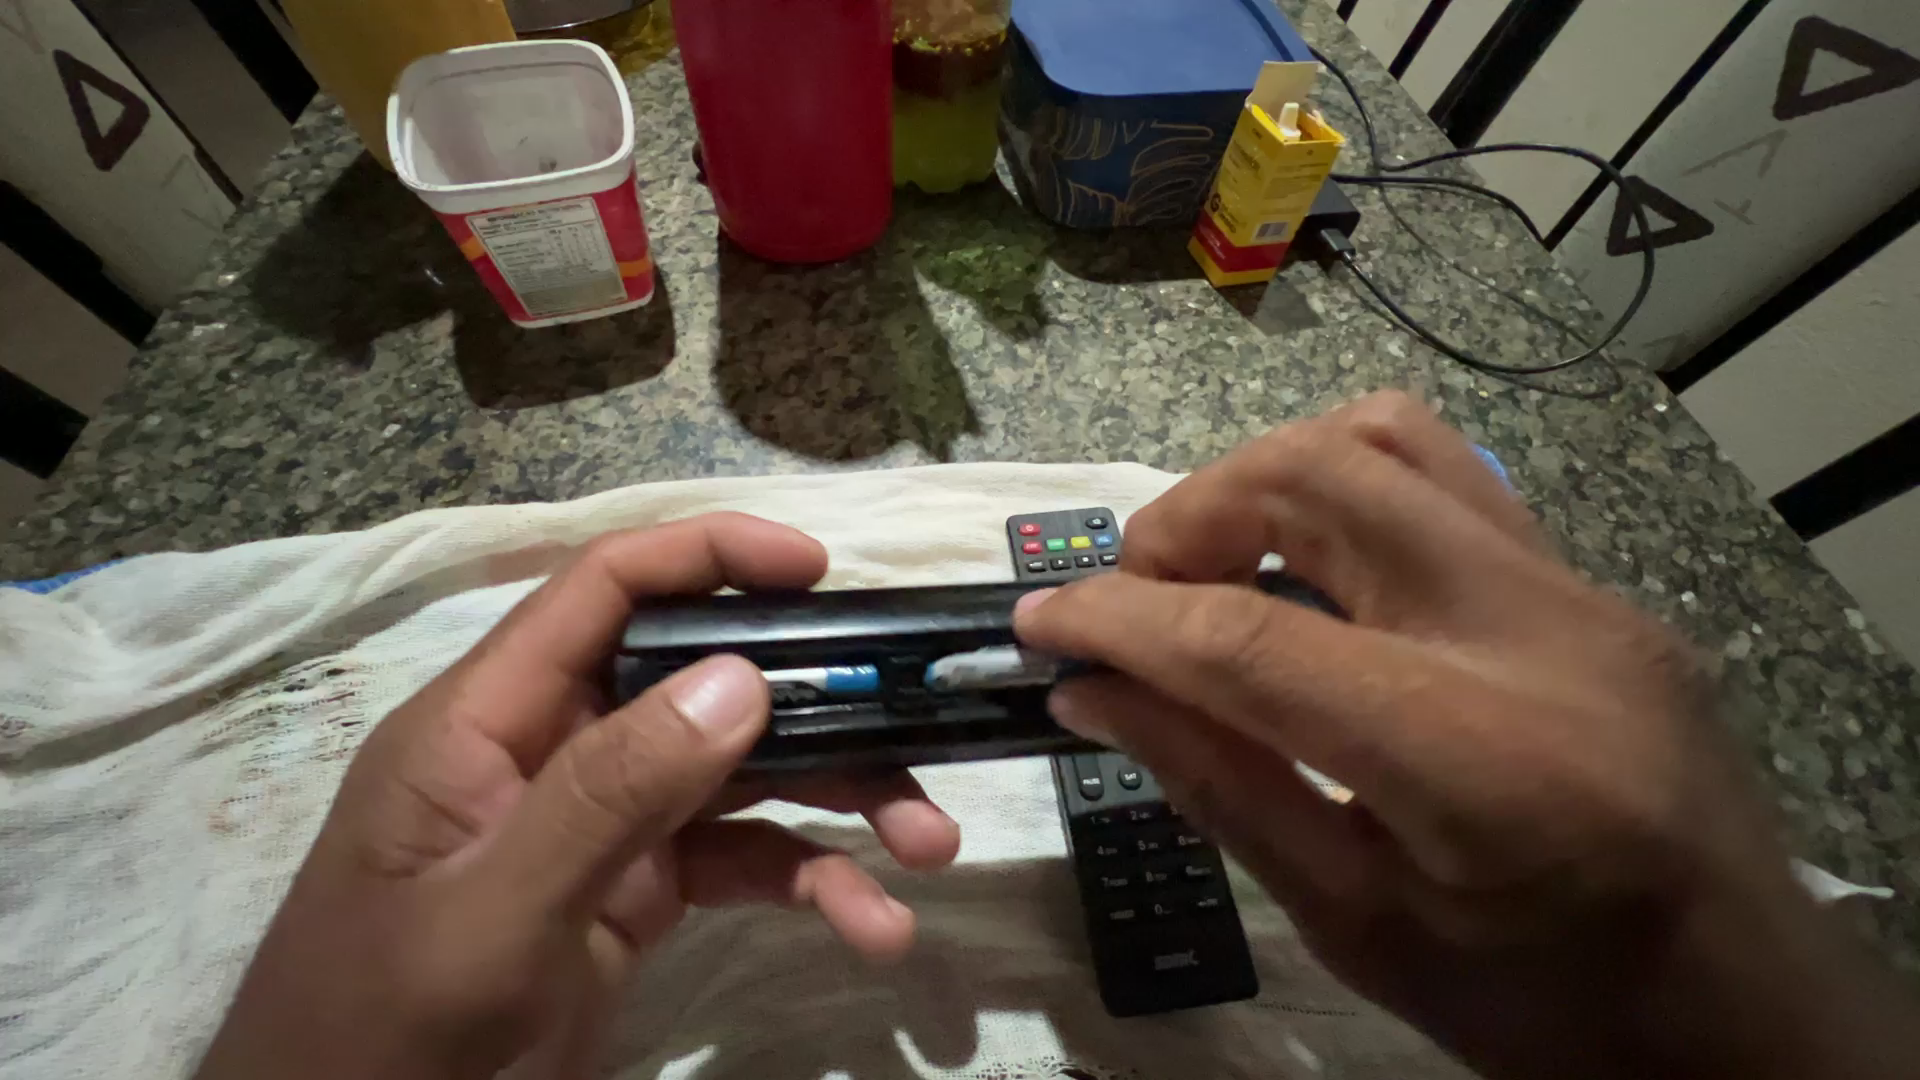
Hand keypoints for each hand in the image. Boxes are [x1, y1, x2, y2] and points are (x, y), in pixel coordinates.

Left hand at [196, 514, 960, 1079]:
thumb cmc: (383, 1049)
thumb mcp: (490, 924)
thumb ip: (607, 795)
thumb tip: (741, 678)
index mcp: (496, 718)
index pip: (610, 589)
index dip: (710, 555)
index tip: (814, 568)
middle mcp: (566, 745)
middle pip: (709, 679)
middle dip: (819, 702)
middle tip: (908, 722)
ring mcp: (615, 815)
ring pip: (747, 768)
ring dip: (841, 797)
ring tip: (926, 843)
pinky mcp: (649, 881)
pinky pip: (748, 855)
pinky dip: (813, 878)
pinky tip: (869, 922)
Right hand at [1016, 392, 1918, 1079]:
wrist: (1743, 1012)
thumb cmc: (1533, 1005)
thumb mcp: (1345, 918)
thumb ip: (1206, 779)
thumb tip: (1085, 688)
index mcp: (1482, 762)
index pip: (1249, 641)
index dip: (1120, 619)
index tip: (1040, 621)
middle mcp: (1538, 633)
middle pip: (1312, 484)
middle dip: (1181, 523)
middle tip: (1134, 594)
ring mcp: (1573, 585)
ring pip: (1371, 438)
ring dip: (1249, 484)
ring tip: (1208, 563)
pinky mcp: (1578, 573)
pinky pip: (1430, 461)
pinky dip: (1324, 478)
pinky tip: (1296, 552)